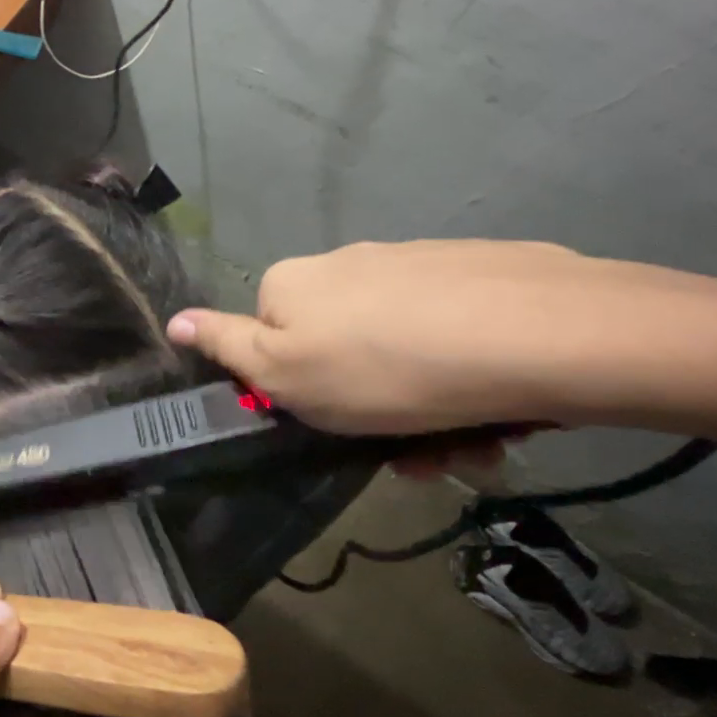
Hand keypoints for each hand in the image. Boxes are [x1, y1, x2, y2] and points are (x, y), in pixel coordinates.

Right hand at [168, 240, 617, 435]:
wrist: (543, 336)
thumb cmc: (385, 368)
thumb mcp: (283, 373)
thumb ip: (225, 346)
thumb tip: (173, 320)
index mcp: (293, 283)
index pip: (271, 337)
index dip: (297, 388)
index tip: (335, 428)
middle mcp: (347, 263)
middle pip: (343, 345)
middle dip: (370, 405)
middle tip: (414, 453)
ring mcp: (419, 263)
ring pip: (405, 348)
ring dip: (425, 404)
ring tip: (471, 445)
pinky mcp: (485, 272)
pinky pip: (458, 335)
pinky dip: (469, 377)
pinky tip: (503, 412)